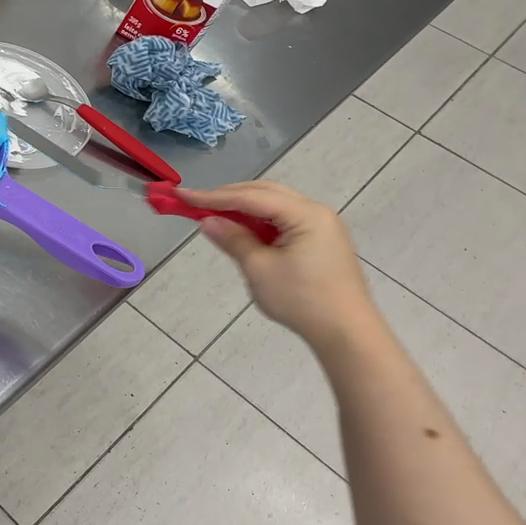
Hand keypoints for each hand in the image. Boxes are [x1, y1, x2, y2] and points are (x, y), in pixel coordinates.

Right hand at [177, 181, 376, 346]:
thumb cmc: (301, 299)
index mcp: (306, 215)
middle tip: (193, 202)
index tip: (180, 195)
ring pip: (274, 205)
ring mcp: (321, 226)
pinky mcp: (320, 241)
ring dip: (242, 207)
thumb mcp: (259, 268)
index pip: (251, 197)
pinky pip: (283, 220)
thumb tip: (206, 221)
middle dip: (228, 196)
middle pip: (265, 193)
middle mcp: (316, 212)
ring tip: (212, 214)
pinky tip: (240, 228)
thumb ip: (233, 239)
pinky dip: (258, 221)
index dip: (212, 196)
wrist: (345, 331)